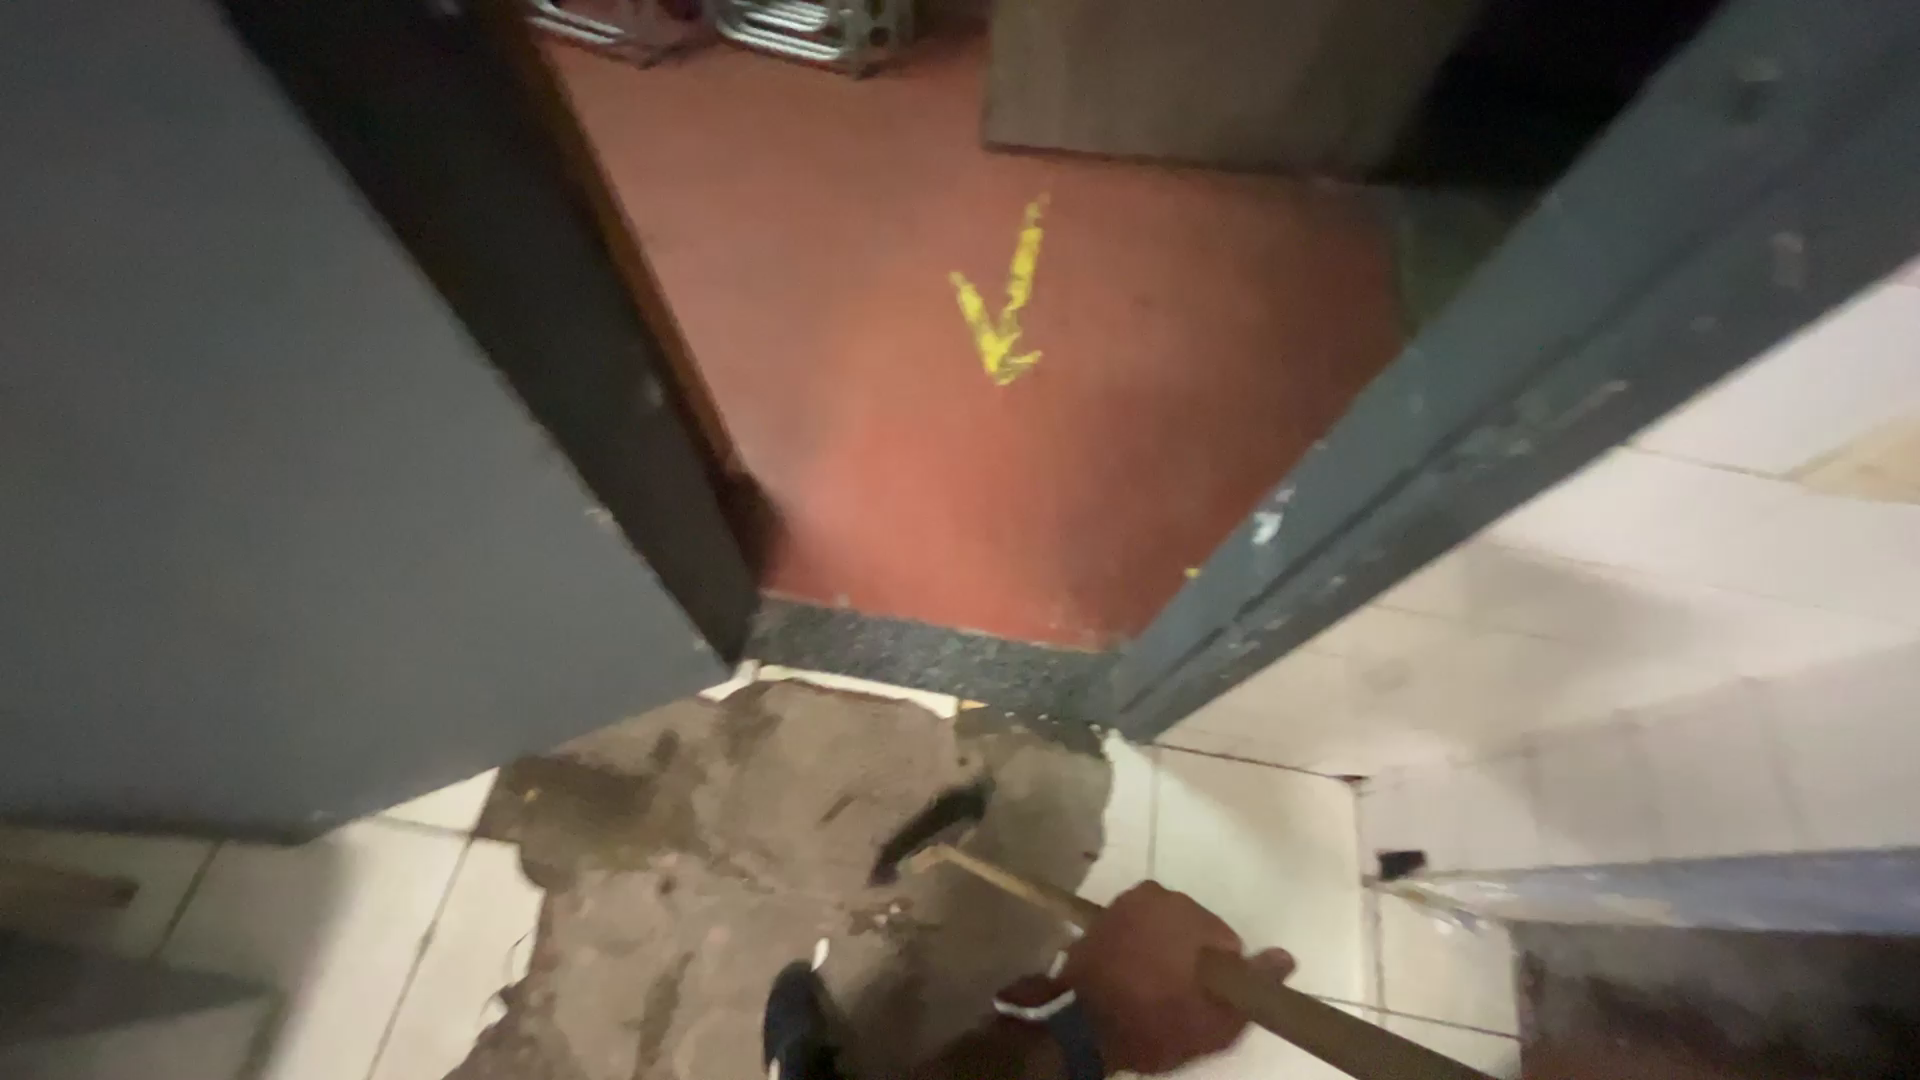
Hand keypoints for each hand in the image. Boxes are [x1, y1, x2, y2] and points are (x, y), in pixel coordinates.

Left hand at [1060, 882, 1295, 1074]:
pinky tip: (1132, 976)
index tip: (1205, 1002)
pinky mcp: (1103, 913)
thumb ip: (1254, 985)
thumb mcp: (1216, 1022)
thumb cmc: (1154, 1024)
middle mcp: (1159, 895)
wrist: (1082, 1023)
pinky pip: (1138, 927)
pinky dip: (1140, 945)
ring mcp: (1127, 901)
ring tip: (1153, 989)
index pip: (1227, 943)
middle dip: (1192, 958)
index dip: (1222, 978)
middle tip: (1179, 999)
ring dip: (1165, 949)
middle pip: (1194, 929)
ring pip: (1165, 926)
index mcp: (1190, 914)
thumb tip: (1287, 956)